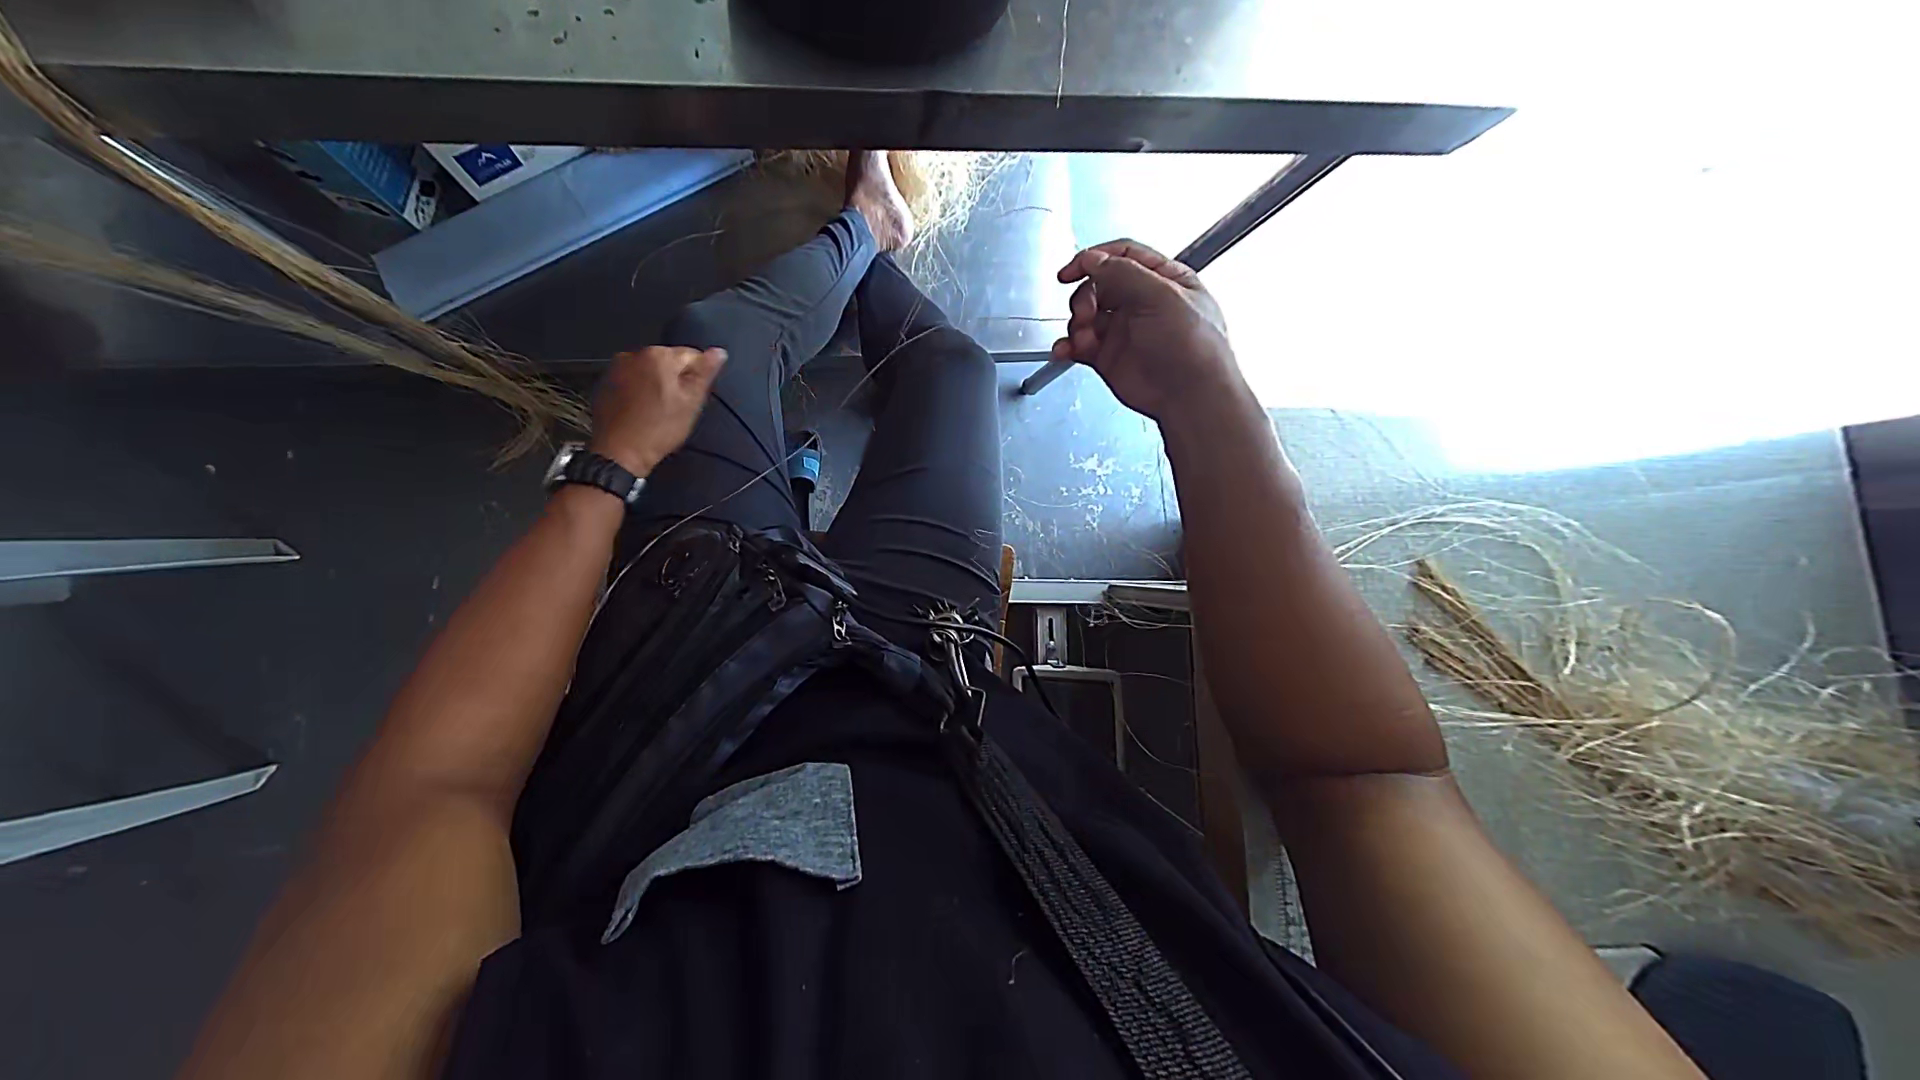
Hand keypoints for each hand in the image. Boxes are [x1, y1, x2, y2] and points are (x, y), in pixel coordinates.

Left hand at [588, 346, 725, 475]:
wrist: (620, 452)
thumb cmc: (658, 429)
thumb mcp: (691, 402)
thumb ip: (705, 373)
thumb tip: (719, 352)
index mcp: (659, 356)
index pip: (692, 356)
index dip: (698, 378)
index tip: (692, 398)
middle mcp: (634, 354)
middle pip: (669, 362)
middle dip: (676, 380)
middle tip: (676, 408)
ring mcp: (616, 368)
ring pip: (650, 371)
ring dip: (657, 385)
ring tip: (658, 411)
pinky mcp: (605, 382)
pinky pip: (632, 380)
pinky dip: (640, 391)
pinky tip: (642, 411)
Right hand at [1051, 240, 1245, 422]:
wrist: (1190, 396)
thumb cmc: (1195, 348)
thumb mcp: (1162, 296)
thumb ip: (1124, 273)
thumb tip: (1094, 260)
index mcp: (1161, 279)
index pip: (1122, 256)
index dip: (1093, 259)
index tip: (1071, 271)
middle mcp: (1141, 302)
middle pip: (1098, 286)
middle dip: (1084, 297)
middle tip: (1086, 313)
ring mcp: (1124, 331)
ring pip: (1086, 316)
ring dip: (1077, 324)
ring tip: (1084, 339)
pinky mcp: (1109, 357)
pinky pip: (1080, 345)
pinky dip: (1068, 346)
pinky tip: (1066, 350)